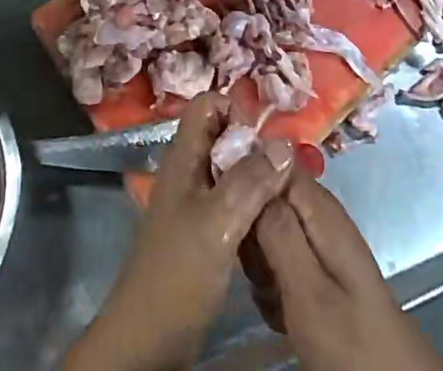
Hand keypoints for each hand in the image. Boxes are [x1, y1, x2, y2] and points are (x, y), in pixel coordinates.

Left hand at [64, 94, 295, 370]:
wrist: (149, 337)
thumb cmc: (178, 272)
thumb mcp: (217, 223)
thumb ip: (249, 181)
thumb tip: (285, 142)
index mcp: (183, 159)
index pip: (207, 106)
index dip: (237, 108)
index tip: (270, 133)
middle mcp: (190, 172)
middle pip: (224, 135)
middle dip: (257, 142)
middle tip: (293, 162)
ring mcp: (197, 201)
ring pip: (233, 168)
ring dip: (261, 172)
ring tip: (292, 186)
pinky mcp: (207, 229)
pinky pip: (236, 198)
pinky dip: (257, 198)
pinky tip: (278, 214)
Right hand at [244, 169, 442, 370]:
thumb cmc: (350, 336)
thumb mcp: (307, 287)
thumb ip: (279, 232)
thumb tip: (254, 174)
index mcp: (319, 208)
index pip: (272, 161)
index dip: (245, 177)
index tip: (226, 209)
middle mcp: (318, 216)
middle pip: (266, 199)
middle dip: (252, 232)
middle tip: (257, 270)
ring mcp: (317, 243)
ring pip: (268, 233)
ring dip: (261, 264)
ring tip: (270, 294)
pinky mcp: (315, 269)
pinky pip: (279, 261)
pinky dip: (273, 285)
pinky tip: (280, 309)